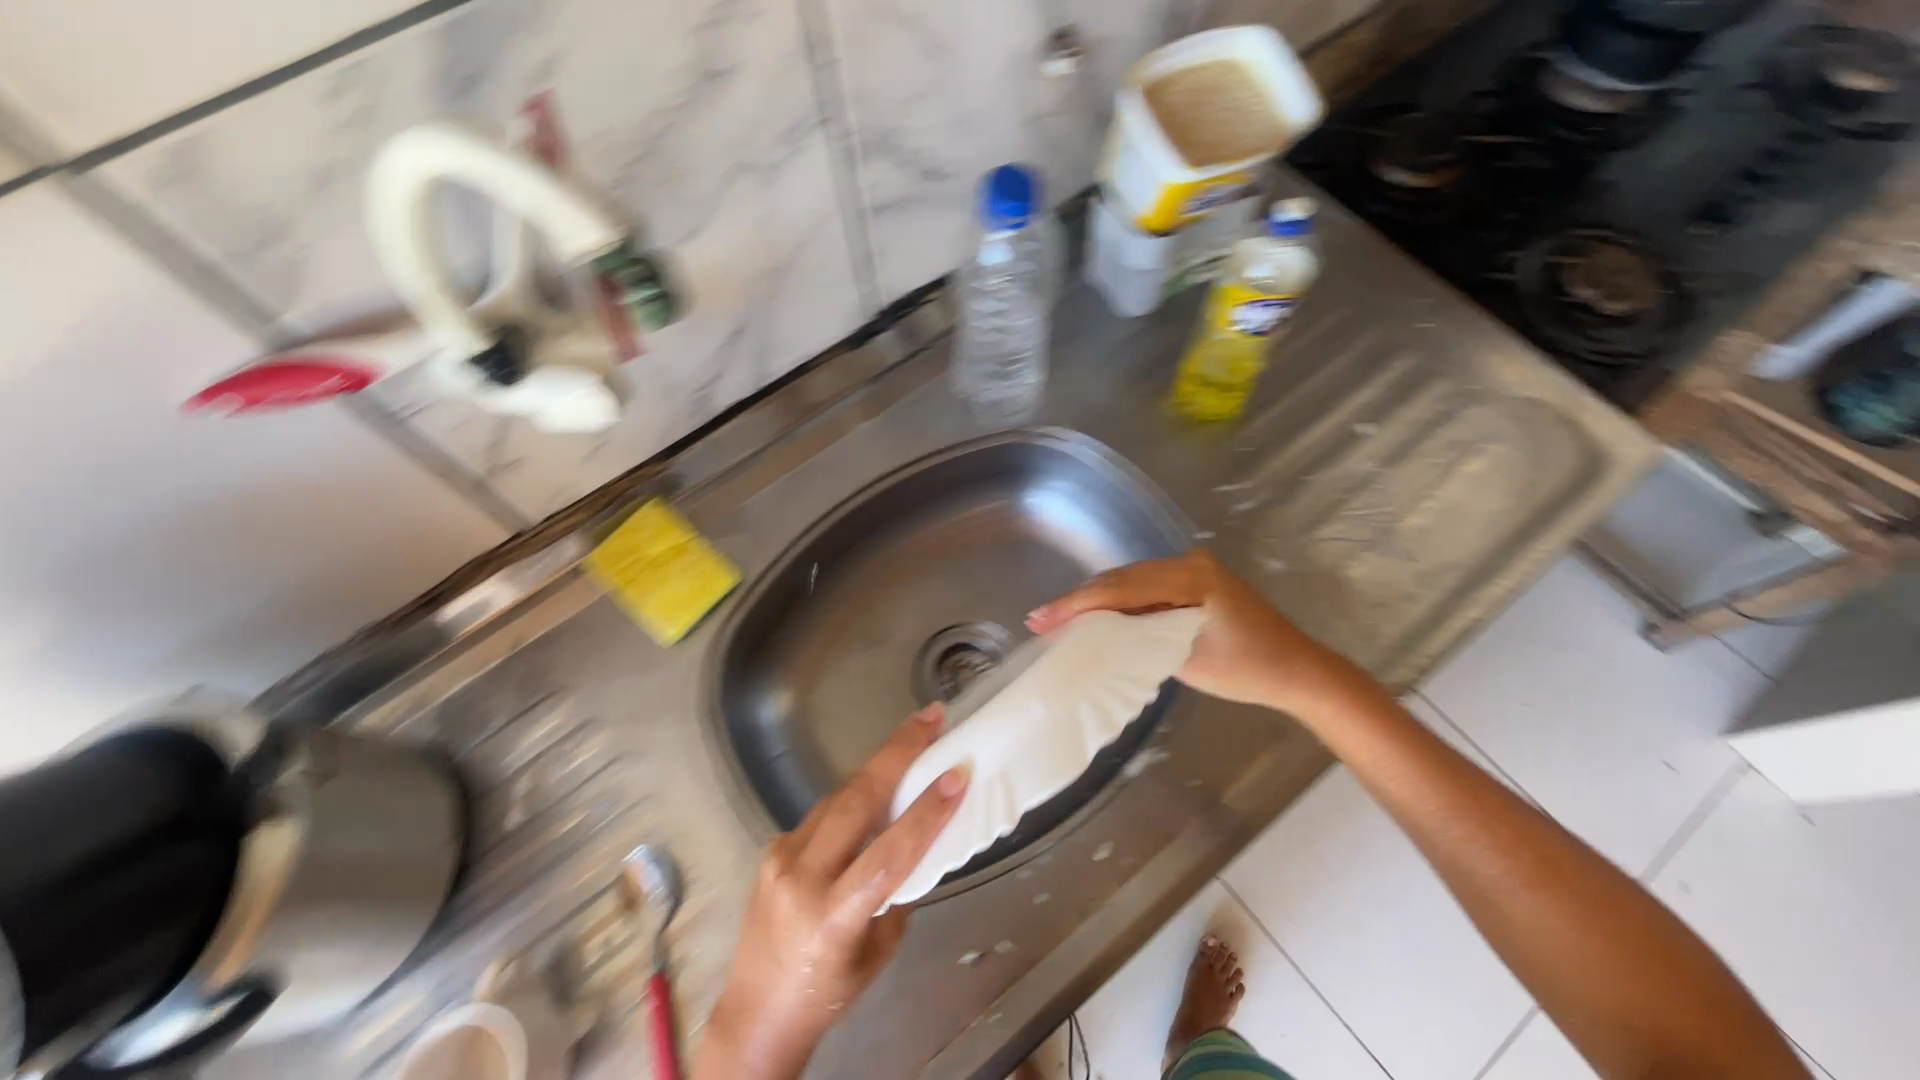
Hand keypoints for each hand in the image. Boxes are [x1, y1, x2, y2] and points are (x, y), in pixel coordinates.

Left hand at [692, 704, 967, 1079]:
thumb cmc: (828, 992)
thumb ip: (896, 892)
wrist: (756, 1012)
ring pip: (838, 797)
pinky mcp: (772, 849)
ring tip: (912, 737)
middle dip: (897, 752)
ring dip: (877, 766)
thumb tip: (913, 841)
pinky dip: (852, 797)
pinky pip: (821, 814)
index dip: (926, 812)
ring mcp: (780, 858)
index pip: (889, 852)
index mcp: (834, 915)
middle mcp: (802, 878)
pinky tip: (875, 787)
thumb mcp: (879, 950)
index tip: (956, 775)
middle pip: (856, 800)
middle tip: (930, 718)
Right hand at [1026, 551, 1364, 716]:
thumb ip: (1140, 640)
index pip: (1121, 587)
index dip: (1078, 603)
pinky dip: (1118, 603)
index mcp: (1190, 576)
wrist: (1297, 671)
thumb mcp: (1186, 658)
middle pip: (1121, 578)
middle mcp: (1188, 563)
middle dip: (1079, 600)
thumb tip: (1097, 636)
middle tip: (1040, 619)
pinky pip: (1145, 588)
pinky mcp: (1194, 584)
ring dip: (1095, 600)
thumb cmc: (1248, 670)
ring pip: (1130, 581)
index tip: (1043, 618)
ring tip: (1056, 620)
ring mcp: (1192, 570)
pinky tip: (1095, 617)